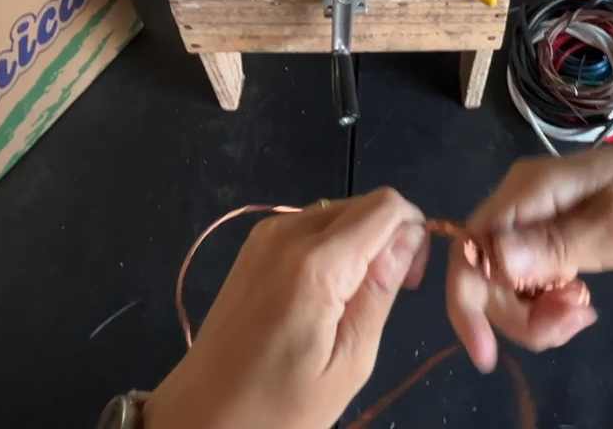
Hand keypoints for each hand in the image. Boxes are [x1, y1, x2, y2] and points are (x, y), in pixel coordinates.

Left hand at [145, 188, 430, 428]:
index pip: (386, 206)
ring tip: (351, 300)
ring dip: (360, 241)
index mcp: (316, 262)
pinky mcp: (257, 240)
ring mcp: (268, 231)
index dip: (411, 232)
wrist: (201, 416)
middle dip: (389, 237)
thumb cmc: (279, 407)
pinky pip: (313, 223)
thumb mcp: (348, 362)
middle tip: (384, 296)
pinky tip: (324, 292)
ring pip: (340, 210)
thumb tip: (411, 235)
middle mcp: (290, 229)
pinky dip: (333, 245)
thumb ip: (380, 290)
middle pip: (364, 204)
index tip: (409, 279)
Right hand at [445, 141, 612, 370]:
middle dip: (518, 313)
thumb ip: (557, 244)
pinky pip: (525, 281)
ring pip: (503, 282)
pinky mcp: (543, 238)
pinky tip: (579, 305)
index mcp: (528, 189)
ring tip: (583, 315)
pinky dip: (545, 306)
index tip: (488, 353)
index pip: (472, 244)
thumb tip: (495, 260)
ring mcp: (529, 219)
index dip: (468, 299)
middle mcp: (517, 201)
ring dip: (535, 314)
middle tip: (575, 322)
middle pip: (484, 270)